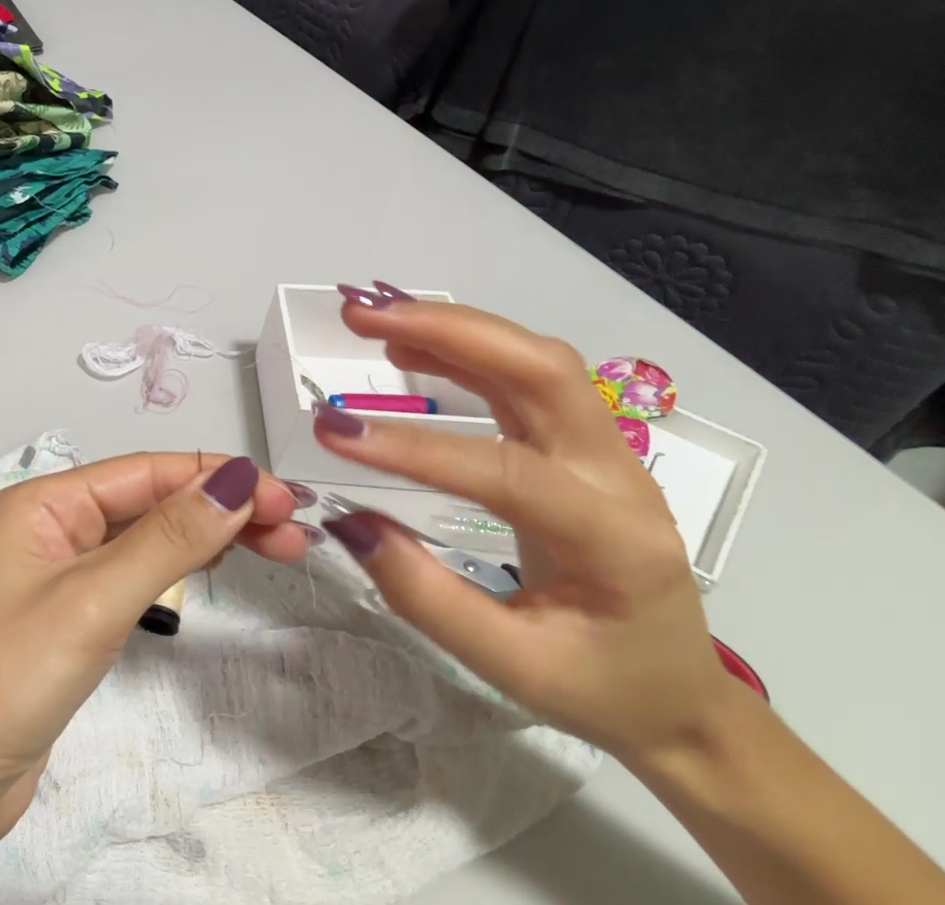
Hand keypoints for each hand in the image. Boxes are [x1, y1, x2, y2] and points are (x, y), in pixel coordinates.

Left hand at [0, 453, 311, 903]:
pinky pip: (127, 581)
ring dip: (203, 539)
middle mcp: (45, 531)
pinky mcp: (62, 627)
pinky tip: (207, 573)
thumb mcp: (90, 601)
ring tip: (273, 549)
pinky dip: (173, 573)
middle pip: (146, 502)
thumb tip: (236, 482)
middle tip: (295, 531)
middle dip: (218, 508)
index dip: (216, 477)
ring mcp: (53, 580)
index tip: (287, 497)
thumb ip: (166, 540)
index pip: (143, 472)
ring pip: (141, 541)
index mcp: (40, 505)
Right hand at [309, 285, 739, 761]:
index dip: (417, 448)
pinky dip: (467, 350)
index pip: (508, 472)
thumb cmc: (599, 685)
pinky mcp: (579, 450)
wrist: (677, 693)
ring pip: (537, 362)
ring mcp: (606, 454)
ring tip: (373, 318)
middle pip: (545, 372)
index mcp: (615, 540)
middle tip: (360, 317)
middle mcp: (619, 477)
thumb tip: (347, 523)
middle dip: (450, 333)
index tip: (333, 432)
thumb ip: (426, 597)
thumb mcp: (510, 664)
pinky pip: (528, 380)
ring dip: (455, 329)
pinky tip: (410, 348)